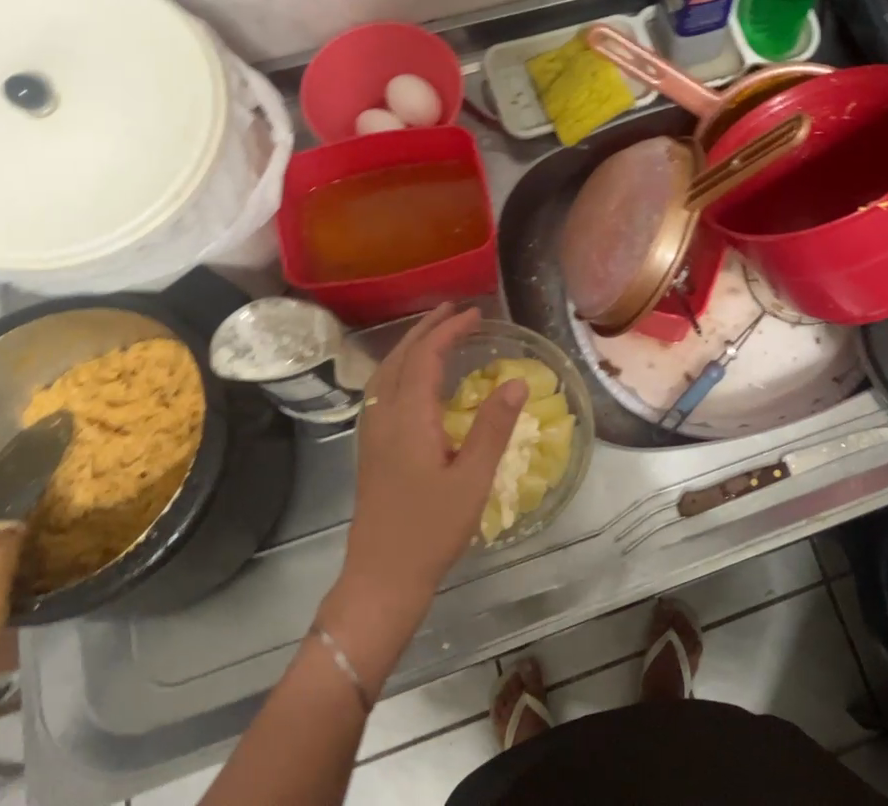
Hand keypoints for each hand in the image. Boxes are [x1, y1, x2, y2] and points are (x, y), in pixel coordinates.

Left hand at [316, 305, 526, 689]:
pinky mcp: (372, 450)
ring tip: (435, 333)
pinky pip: (381, 391)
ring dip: (410, 346)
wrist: (382, 576)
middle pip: (400, 358)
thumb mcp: (472, 479)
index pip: (427, 357)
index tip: (476, 314)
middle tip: (456, 310)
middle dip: (426, 329)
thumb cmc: (431, 530)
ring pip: (385, 373)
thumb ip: (493, 427)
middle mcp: (384, 416)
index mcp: (409, 417)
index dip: (450, 331)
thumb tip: (515, 382)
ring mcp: (372, 433)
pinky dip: (399, 369)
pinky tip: (413, 380)